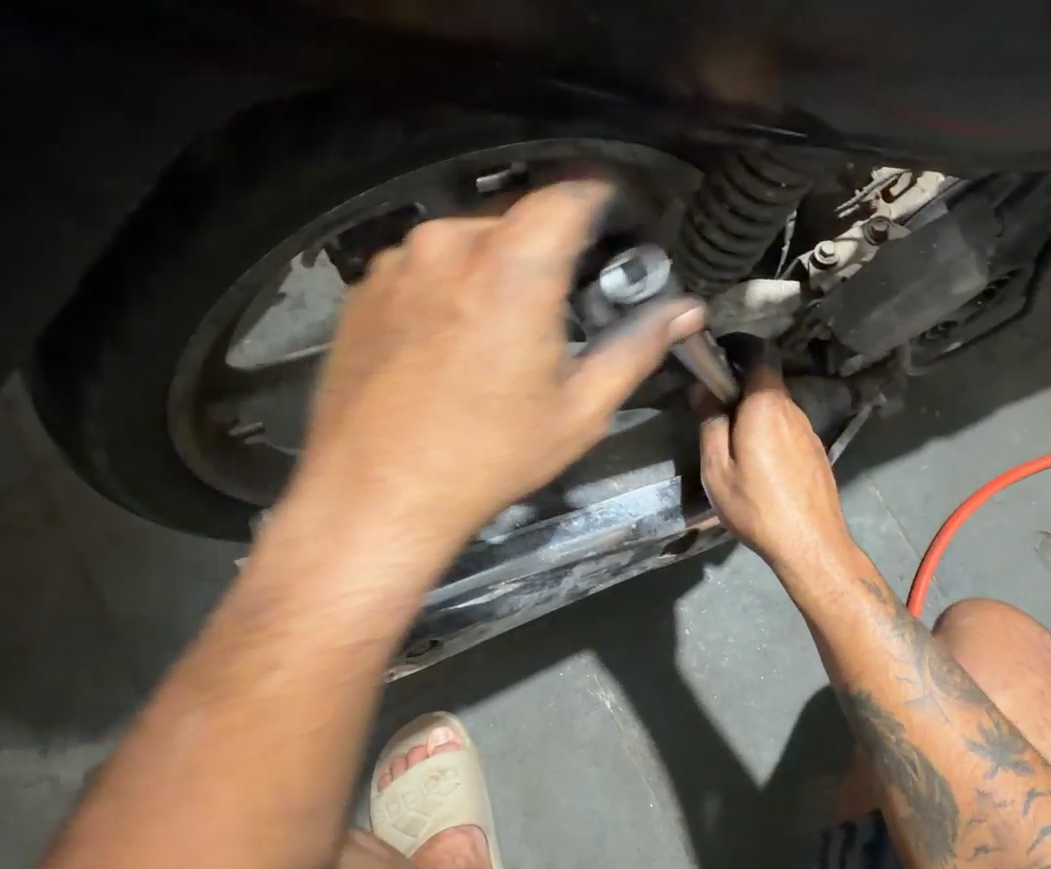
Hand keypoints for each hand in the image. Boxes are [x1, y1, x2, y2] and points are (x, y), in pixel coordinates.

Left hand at [283, 179, 704, 543]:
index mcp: (512, 267)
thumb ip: (637, 347)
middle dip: (551, 251)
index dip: (606, 200)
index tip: (622, 224)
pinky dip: (451, 290)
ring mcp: (398, 263)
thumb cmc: (487, 457)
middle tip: (568, 305)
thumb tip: (686, 312)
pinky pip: (425, 269)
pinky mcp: (365, 289)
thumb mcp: (579, 410)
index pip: (572, 192)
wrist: (376, 494)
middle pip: (519, 218)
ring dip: (498, 272)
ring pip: (469, 243)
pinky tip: (453, 346)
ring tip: (505, 334)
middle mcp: (449, 245)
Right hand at [697, 365, 856, 578]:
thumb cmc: (757, 507)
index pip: (759, 353)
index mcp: (766, 405)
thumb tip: (702, 388)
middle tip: (712, 410)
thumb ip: (709, 422)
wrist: (810, 544)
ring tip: (733, 445)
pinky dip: (770, 436)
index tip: (716, 356)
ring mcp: (809, 432)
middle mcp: (793, 410)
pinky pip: (788, 432)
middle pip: (766, 384)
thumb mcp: (717, 469)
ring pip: (777, 410)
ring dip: (755, 417)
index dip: (738, 347)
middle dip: (740, 389)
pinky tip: (759, 466)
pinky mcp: (817, 453)